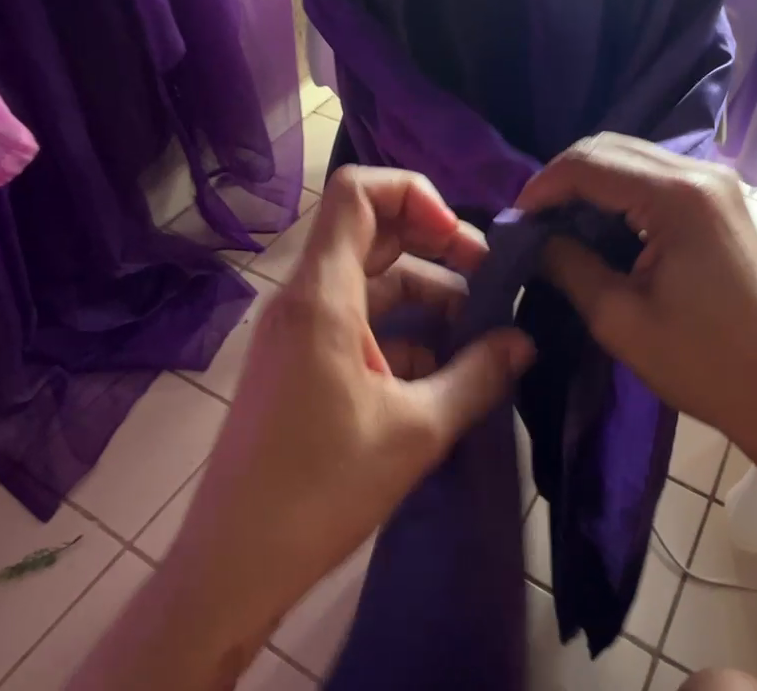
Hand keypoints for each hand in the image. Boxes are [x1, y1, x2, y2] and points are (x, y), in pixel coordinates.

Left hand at [167, 166, 535, 650]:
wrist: (232, 566)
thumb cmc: (321, 491)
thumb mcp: (416, 431)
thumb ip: (478, 376)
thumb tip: (524, 341)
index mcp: (322, 296)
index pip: (358, 191)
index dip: (416, 195)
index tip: (463, 243)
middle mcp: (303, 298)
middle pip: (371, 231)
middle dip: (436, 245)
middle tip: (489, 284)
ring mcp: (297, 331)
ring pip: (370, 280)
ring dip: (427, 296)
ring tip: (479, 337)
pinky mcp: (299, 363)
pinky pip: (357, 321)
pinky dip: (402, 332)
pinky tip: (443, 371)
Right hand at [516, 134, 756, 453]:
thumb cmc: (702, 364)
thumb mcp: (619, 319)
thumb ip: (568, 265)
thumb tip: (532, 238)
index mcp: (678, 196)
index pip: (590, 163)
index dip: (542, 186)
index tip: (512, 221)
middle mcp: (701, 173)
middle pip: (611, 148)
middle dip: (564, 179)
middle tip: (532, 223)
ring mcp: (717, 184)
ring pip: (633, 157)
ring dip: (591, 184)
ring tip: (558, 225)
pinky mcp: (721, 202)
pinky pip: (656, 177)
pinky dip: (620, 193)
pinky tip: (601, 227)